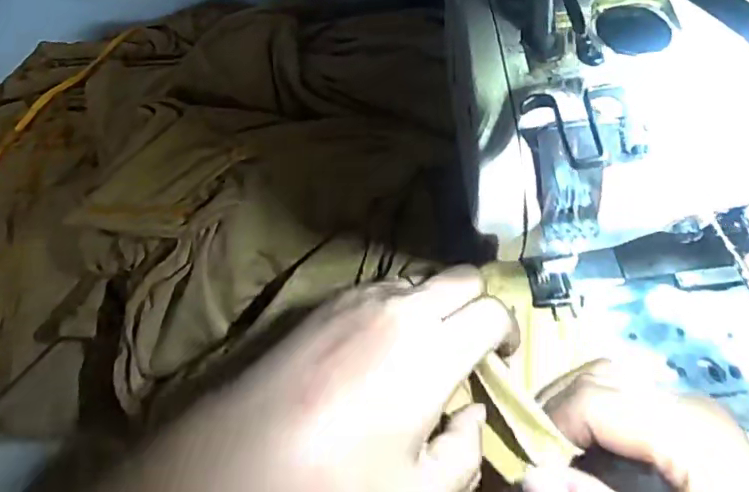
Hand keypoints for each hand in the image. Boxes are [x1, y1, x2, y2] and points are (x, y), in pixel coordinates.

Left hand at [111, 267, 516, 491]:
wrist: (238, 459)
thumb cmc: (334, 483)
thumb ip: (463, 452)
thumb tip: (472, 413)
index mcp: (433, 349)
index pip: (493, 311)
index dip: (509, 331)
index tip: (504, 360)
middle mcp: (403, 307)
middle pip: (463, 278)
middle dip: (479, 305)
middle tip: (472, 349)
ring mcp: (363, 297)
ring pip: (422, 280)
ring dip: (437, 305)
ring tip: (423, 352)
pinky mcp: (329, 300)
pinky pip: (383, 288)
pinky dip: (400, 307)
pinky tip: (378, 351)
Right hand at [521, 362, 748, 491]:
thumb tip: (532, 475)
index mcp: (687, 424)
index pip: (593, 396)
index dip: (546, 425)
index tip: (518, 466)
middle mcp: (688, 402)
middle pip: (601, 377)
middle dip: (556, 409)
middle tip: (525, 455)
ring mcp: (696, 413)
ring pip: (615, 384)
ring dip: (576, 413)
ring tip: (551, 456)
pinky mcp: (699, 431)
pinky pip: (636, 407)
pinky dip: (602, 423)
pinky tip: (590, 459)